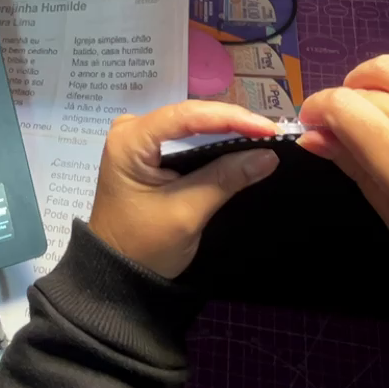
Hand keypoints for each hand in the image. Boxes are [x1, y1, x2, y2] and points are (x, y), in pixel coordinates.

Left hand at [86, 101, 282, 277]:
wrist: (118, 272)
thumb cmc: (145, 245)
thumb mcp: (187, 213)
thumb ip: (225, 179)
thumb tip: (267, 155)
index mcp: (130, 140)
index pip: (185, 117)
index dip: (229, 117)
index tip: (266, 127)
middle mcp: (131, 129)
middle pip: (188, 115)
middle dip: (230, 120)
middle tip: (270, 130)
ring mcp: (138, 137)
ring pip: (189, 123)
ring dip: (224, 127)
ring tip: (260, 131)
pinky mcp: (148, 150)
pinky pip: (184, 136)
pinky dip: (211, 139)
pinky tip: (237, 138)